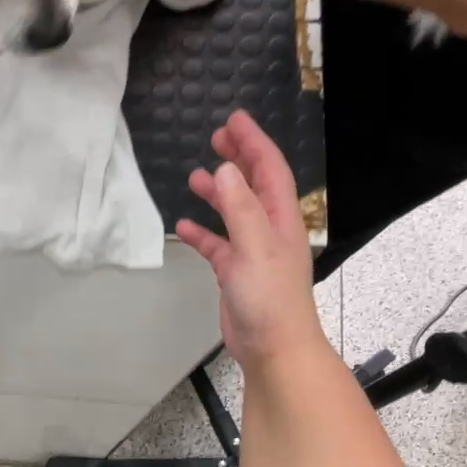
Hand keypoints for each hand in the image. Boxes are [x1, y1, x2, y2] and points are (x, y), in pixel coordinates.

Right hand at [174, 110, 325, 368]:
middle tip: (217, 137)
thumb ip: (239, 207)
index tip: (234, 120)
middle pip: (253, 185)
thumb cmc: (270, 298)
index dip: (253, 143)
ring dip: (217, 193)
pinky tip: (185, 226)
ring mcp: (252, 252)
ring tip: (195, 176)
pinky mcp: (236, 273)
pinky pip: (217, 245)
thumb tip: (224, 170)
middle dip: (238, 159)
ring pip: (233, 212)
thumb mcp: (255, 247)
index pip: (269, 170)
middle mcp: (269, 230)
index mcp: (280, 219)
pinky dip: (203, 233)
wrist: (273, 346)